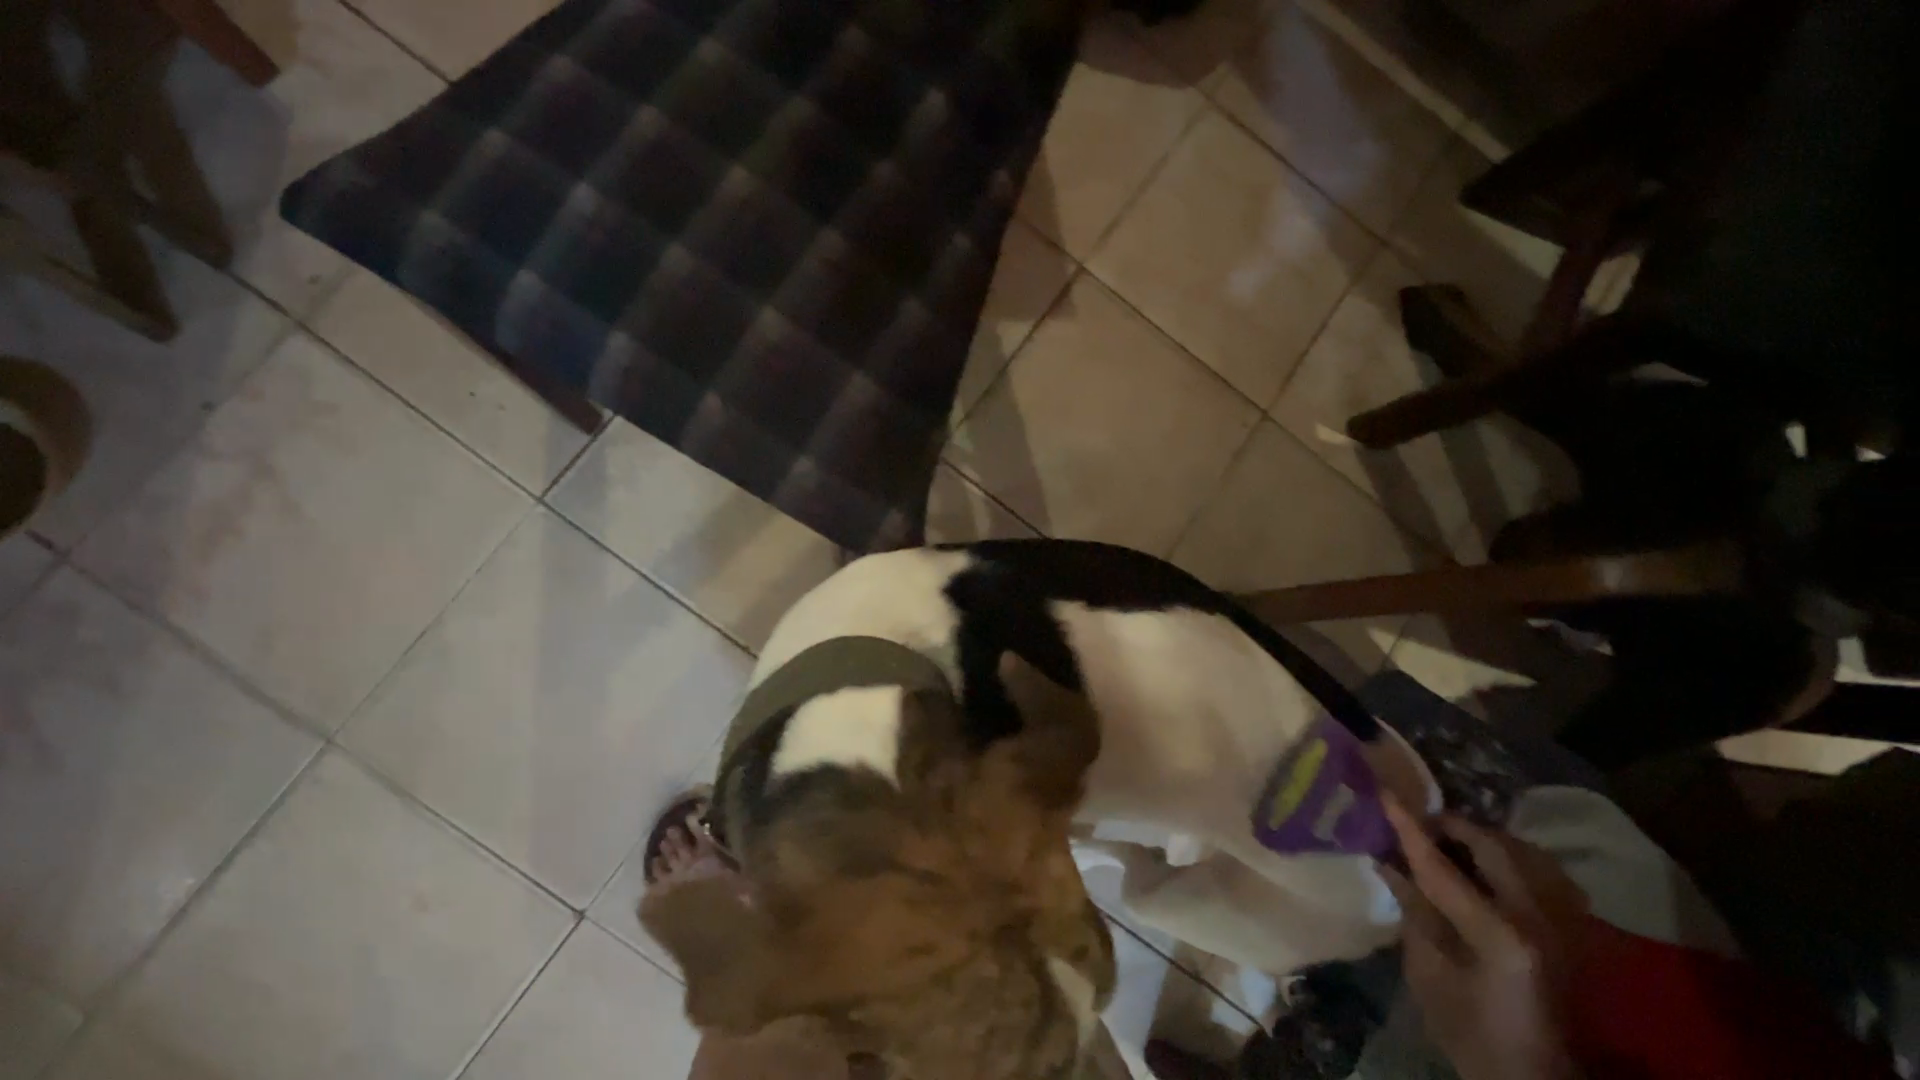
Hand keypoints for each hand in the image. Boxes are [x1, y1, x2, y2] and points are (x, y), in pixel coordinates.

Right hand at [1380, 799, 1590, 1079]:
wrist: (1538, 1078)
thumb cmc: (1473, 1032)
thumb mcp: (1429, 975)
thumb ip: (1414, 911)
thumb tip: (1390, 861)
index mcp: (1498, 935)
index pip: (1441, 866)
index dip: (1409, 828)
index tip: (1385, 794)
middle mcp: (1540, 918)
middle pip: (1493, 845)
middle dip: (1452, 826)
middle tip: (1419, 824)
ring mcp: (1568, 921)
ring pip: (1526, 851)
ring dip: (1485, 838)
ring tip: (1452, 842)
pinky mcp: (1578, 928)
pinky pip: (1548, 870)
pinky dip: (1516, 857)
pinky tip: (1493, 866)